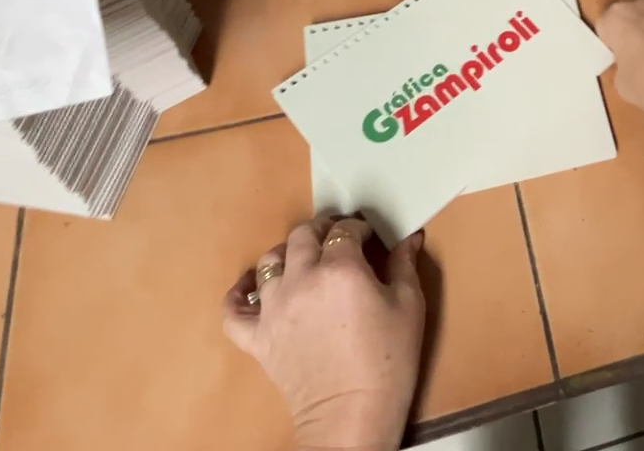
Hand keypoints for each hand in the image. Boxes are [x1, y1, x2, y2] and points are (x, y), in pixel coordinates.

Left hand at [223, 215, 425, 450]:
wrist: (352, 417)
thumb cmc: (388, 360)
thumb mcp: (409, 305)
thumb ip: (404, 264)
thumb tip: (410, 236)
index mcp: (341, 269)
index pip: (344, 230)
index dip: (359, 226)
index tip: (369, 235)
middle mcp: (302, 280)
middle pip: (302, 236)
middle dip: (322, 230)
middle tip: (338, 239)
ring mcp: (273, 310)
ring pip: (269, 263)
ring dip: (288, 254)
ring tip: (304, 262)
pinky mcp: (256, 339)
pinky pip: (233, 309)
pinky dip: (240, 294)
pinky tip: (253, 289)